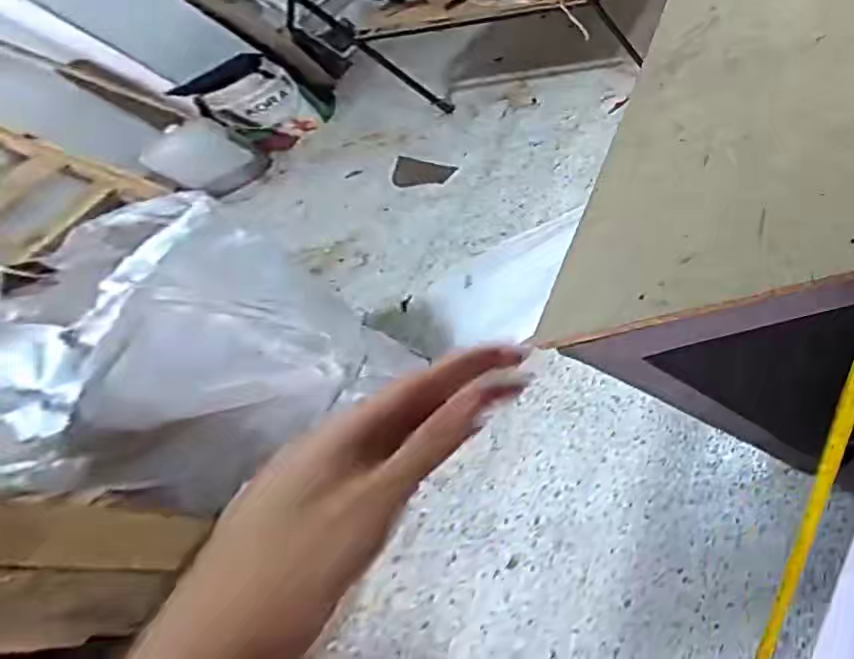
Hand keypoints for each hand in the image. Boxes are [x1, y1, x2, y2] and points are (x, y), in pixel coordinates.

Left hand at [131, 345, 528, 658]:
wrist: (208, 654)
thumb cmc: (296, 570)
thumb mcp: (375, 501)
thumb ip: (432, 442)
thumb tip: (483, 389)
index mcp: (338, 435)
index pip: (419, 382)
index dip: (472, 361)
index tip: (521, 349)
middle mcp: (326, 445)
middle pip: (408, 401)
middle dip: (466, 382)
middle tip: (520, 372)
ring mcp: (317, 475)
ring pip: (396, 427)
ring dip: (448, 409)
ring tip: (495, 399)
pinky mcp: (316, 504)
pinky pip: (384, 454)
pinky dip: (425, 440)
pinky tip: (441, 446)